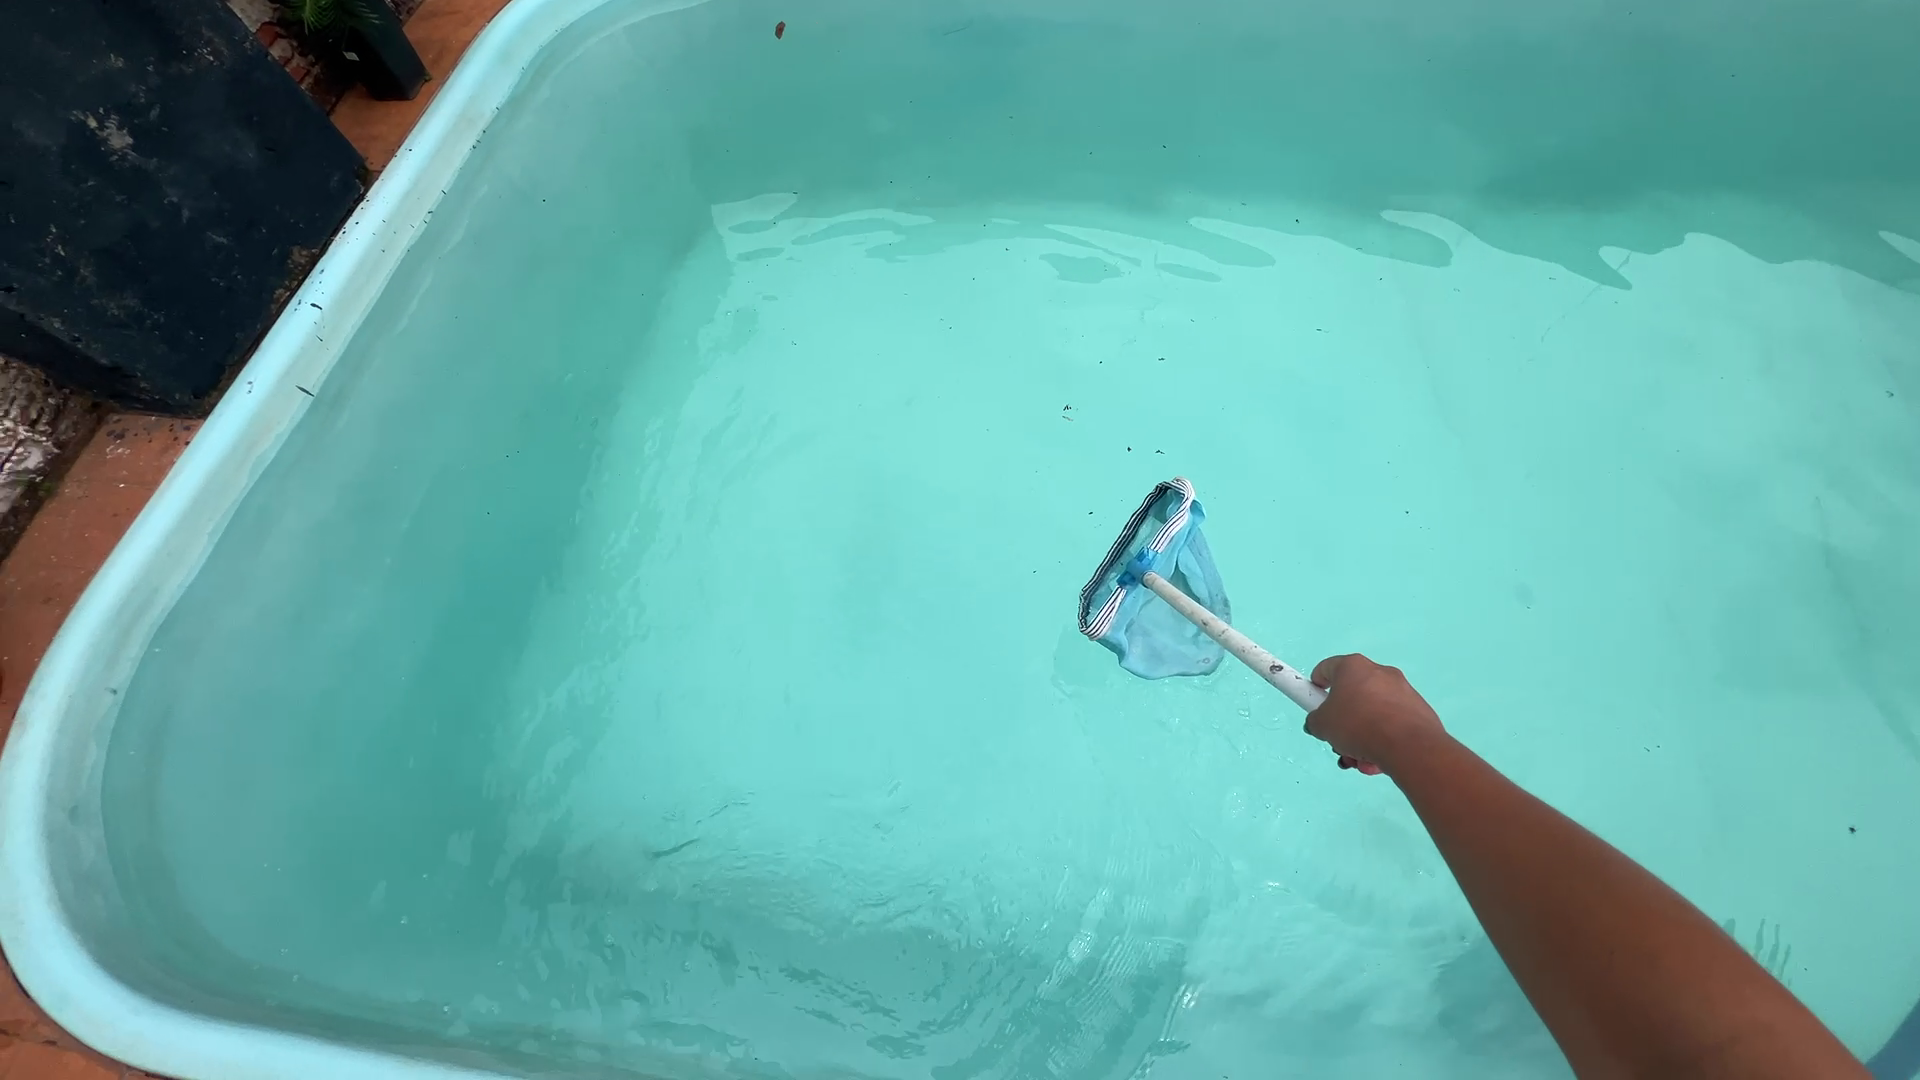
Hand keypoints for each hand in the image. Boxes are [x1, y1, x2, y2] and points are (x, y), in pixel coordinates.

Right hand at [1304, 654, 1447, 775]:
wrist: (1410, 747)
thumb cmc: (1359, 726)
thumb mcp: (1321, 725)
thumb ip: (1315, 721)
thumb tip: (1319, 724)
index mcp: (1353, 666)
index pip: (1325, 669)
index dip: (1316, 688)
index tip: (1315, 705)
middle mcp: (1380, 672)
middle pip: (1352, 694)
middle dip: (1343, 719)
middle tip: (1338, 738)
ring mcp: (1404, 691)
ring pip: (1373, 712)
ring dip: (1362, 734)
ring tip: (1358, 757)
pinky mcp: (1421, 711)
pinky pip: (1393, 723)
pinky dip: (1383, 739)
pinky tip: (1378, 759)